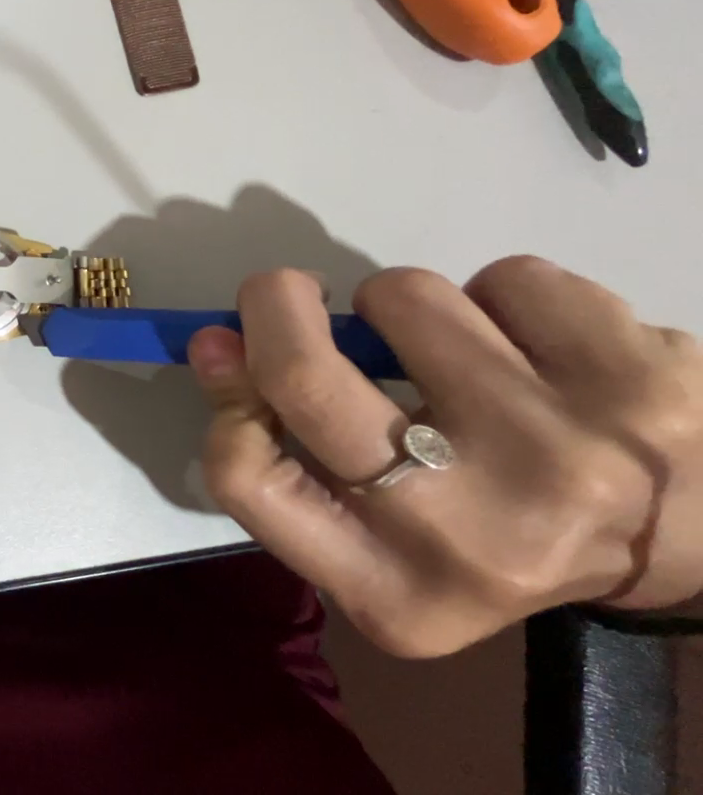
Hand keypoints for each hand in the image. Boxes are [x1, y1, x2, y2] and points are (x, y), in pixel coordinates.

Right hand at [190, 259, 702, 657]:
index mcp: (394, 592)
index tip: (235, 357)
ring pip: (403, 298)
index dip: (225, 399)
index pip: (242, 475)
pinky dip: (502, 296)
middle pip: (303, 378)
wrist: (702, 545)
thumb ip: (277, 443)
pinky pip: (507, 277)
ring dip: (403, 306)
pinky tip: (534, 346)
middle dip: (274, 306)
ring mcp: (567, 457)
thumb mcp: (368, 524)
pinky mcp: (646, 384)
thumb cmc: (491, 528)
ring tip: (449, 350)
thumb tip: (215, 338)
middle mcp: (477, 537)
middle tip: (286, 292)